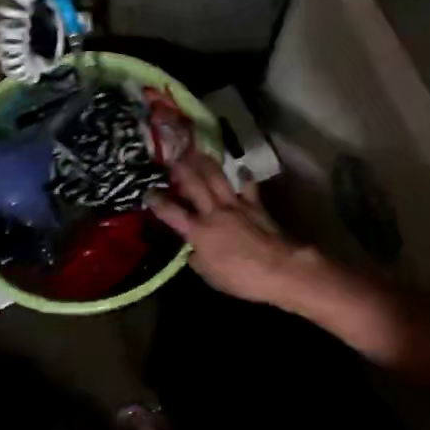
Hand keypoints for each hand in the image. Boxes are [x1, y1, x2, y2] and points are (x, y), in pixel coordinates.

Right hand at [147, 151, 320, 306]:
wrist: (281, 269)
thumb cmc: (241, 278)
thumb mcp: (210, 276)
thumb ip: (198, 259)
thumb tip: (193, 251)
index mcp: (198, 231)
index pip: (171, 212)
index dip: (158, 201)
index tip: (149, 192)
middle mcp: (214, 212)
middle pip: (194, 184)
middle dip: (181, 169)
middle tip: (171, 157)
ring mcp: (236, 206)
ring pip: (217, 179)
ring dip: (206, 164)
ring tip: (198, 152)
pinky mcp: (256, 206)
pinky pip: (247, 187)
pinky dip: (244, 178)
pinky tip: (241, 170)